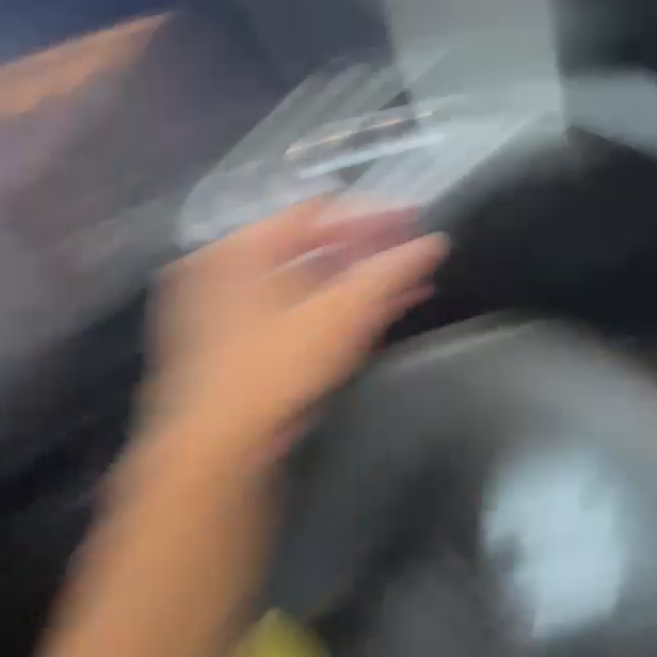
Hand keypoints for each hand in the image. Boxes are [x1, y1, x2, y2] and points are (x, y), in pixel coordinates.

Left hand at [141, 201, 448, 468]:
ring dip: (364, 281)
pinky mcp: (245, 341)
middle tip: (417, 255)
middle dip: (372, 251)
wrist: (222, 444)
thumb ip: (391, 272)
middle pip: (314, 245)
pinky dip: (342, 306)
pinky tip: (383, 312)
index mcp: (240, 250)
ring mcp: (233, 307)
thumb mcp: (342, 314)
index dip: (371, 214)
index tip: (415, 222)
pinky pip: (301, 308)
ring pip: (311, 280)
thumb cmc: (277, 369)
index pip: (316, 211)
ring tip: (413, 285)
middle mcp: (228, 269)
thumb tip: (433, 241)